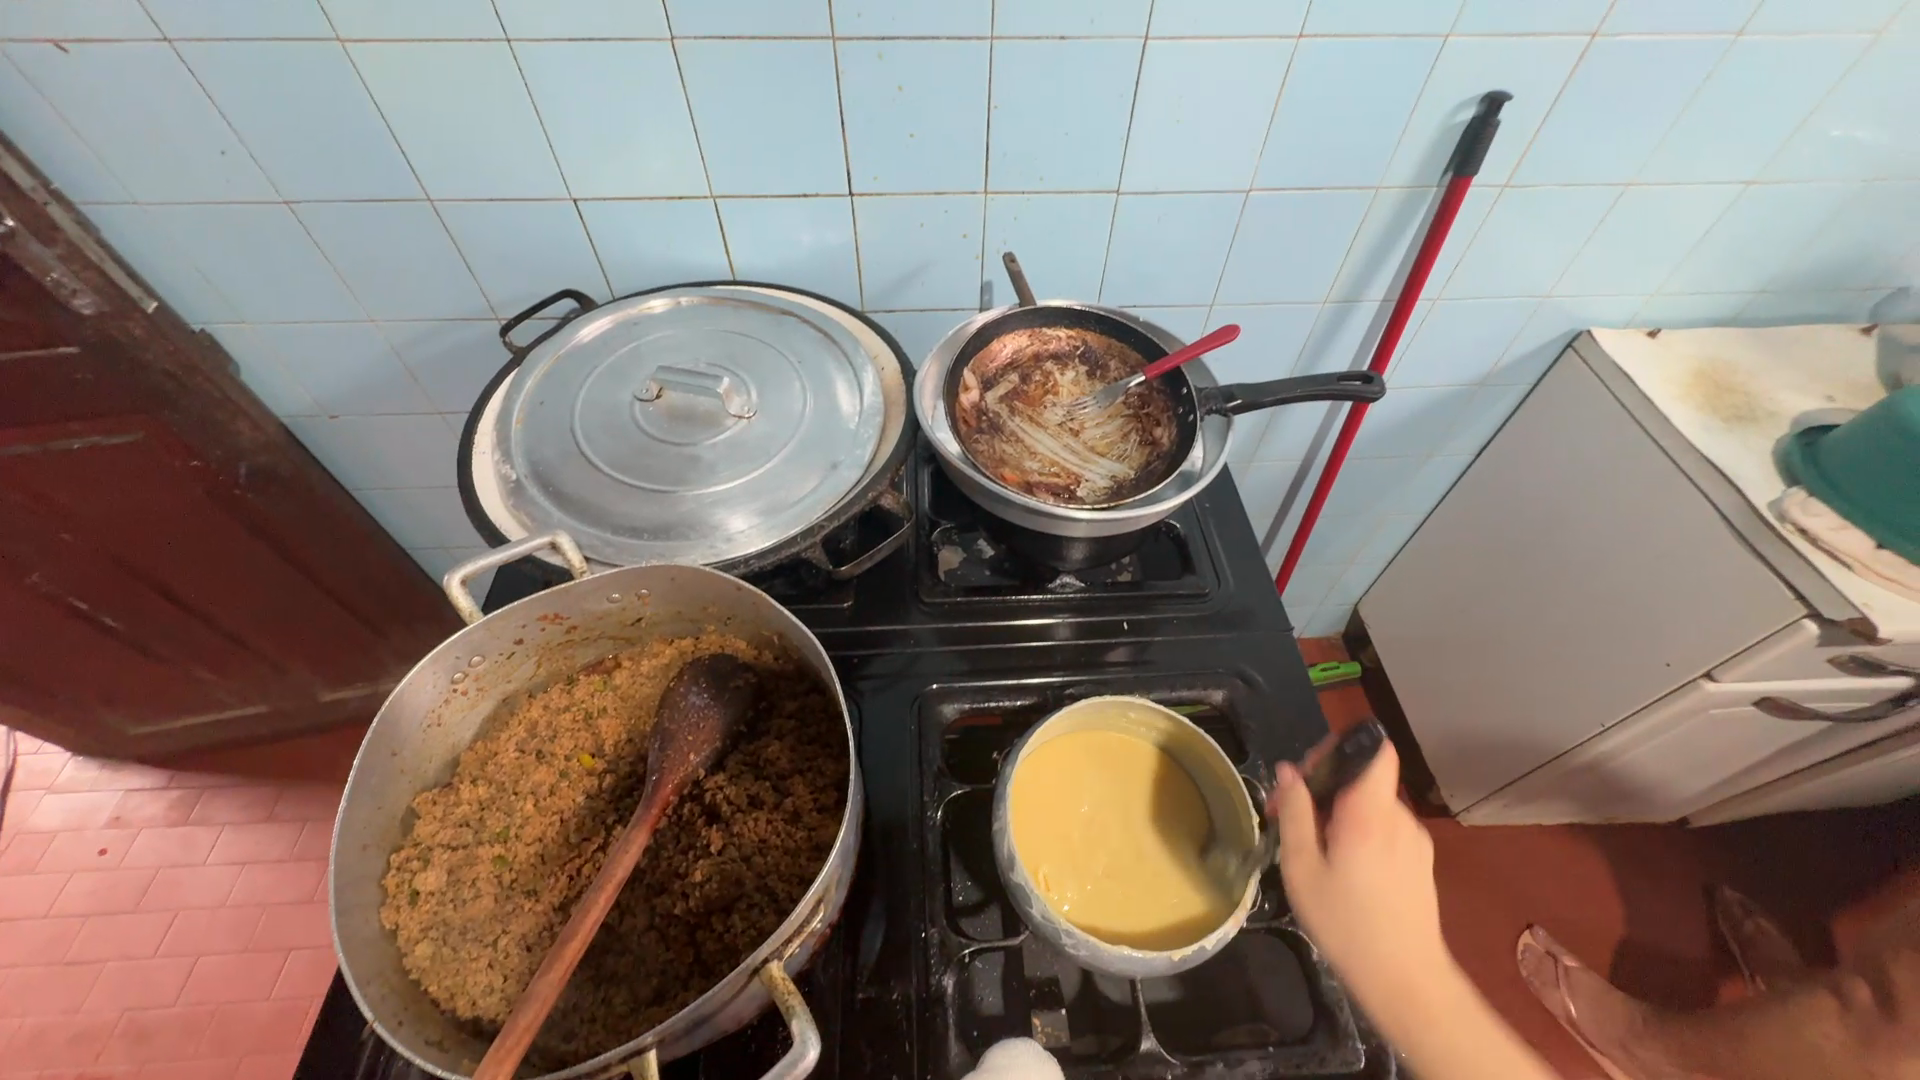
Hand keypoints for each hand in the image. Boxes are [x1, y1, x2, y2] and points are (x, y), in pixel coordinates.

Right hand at [1270, 738, 1447, 997]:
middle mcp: (1399, 818)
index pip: (1374, 749)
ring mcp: (1415, 840)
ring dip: (1338, 812)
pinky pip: (1383, 827)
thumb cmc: (1346, 924)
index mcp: (1370, 814)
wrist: (1406, 981)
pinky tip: (1341, 867)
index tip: (1308, 774)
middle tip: (1289, 816)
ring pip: (1370, 803)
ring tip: (1311, 848)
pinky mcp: (1420, 860)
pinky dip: (1358, 831)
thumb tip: (1289, 771)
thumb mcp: (1301, 868)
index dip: (1340, 747)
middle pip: (1363, 776)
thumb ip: (1296, 812)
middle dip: (1323, 786)